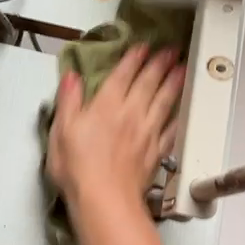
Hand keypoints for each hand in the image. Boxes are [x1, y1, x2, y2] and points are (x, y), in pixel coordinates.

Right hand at [47, 46, 184, 218]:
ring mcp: (147, 132)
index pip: (123, 75)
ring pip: (165, 101)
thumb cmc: (76, 165)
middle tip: (171, 50)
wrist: (104, 198)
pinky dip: (178, 116)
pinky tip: (182, 110)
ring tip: (182, 69)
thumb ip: (69, 99)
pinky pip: (171, 128)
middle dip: (159, 65)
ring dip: (174, 83)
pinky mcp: (156, 152)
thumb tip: (71, 76)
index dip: (133, 59)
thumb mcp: (61, 129)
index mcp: (106, 105)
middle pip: (148, 84)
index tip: (143, 46)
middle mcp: (130, 113)